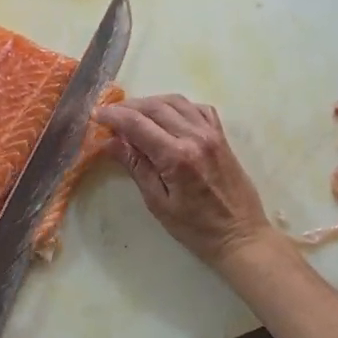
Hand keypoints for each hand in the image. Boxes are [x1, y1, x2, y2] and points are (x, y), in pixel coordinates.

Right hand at [94, 96, 274, 270]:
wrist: (241, 236)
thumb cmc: (196, 229)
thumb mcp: (158, 203)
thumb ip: (136, 167)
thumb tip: (110, 142)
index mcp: (177, 157)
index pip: (137, 124)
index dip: (113, 116)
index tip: (97, 115)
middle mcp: (195, 137)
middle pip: (154, 106)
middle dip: (128, 107)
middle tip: (111, 114)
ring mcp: (211, 133)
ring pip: (175, 101)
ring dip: (151, 102)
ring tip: (134, 113)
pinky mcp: (221, 136)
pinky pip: (197, 108)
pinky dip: (177, 106)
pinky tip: (167, 116)